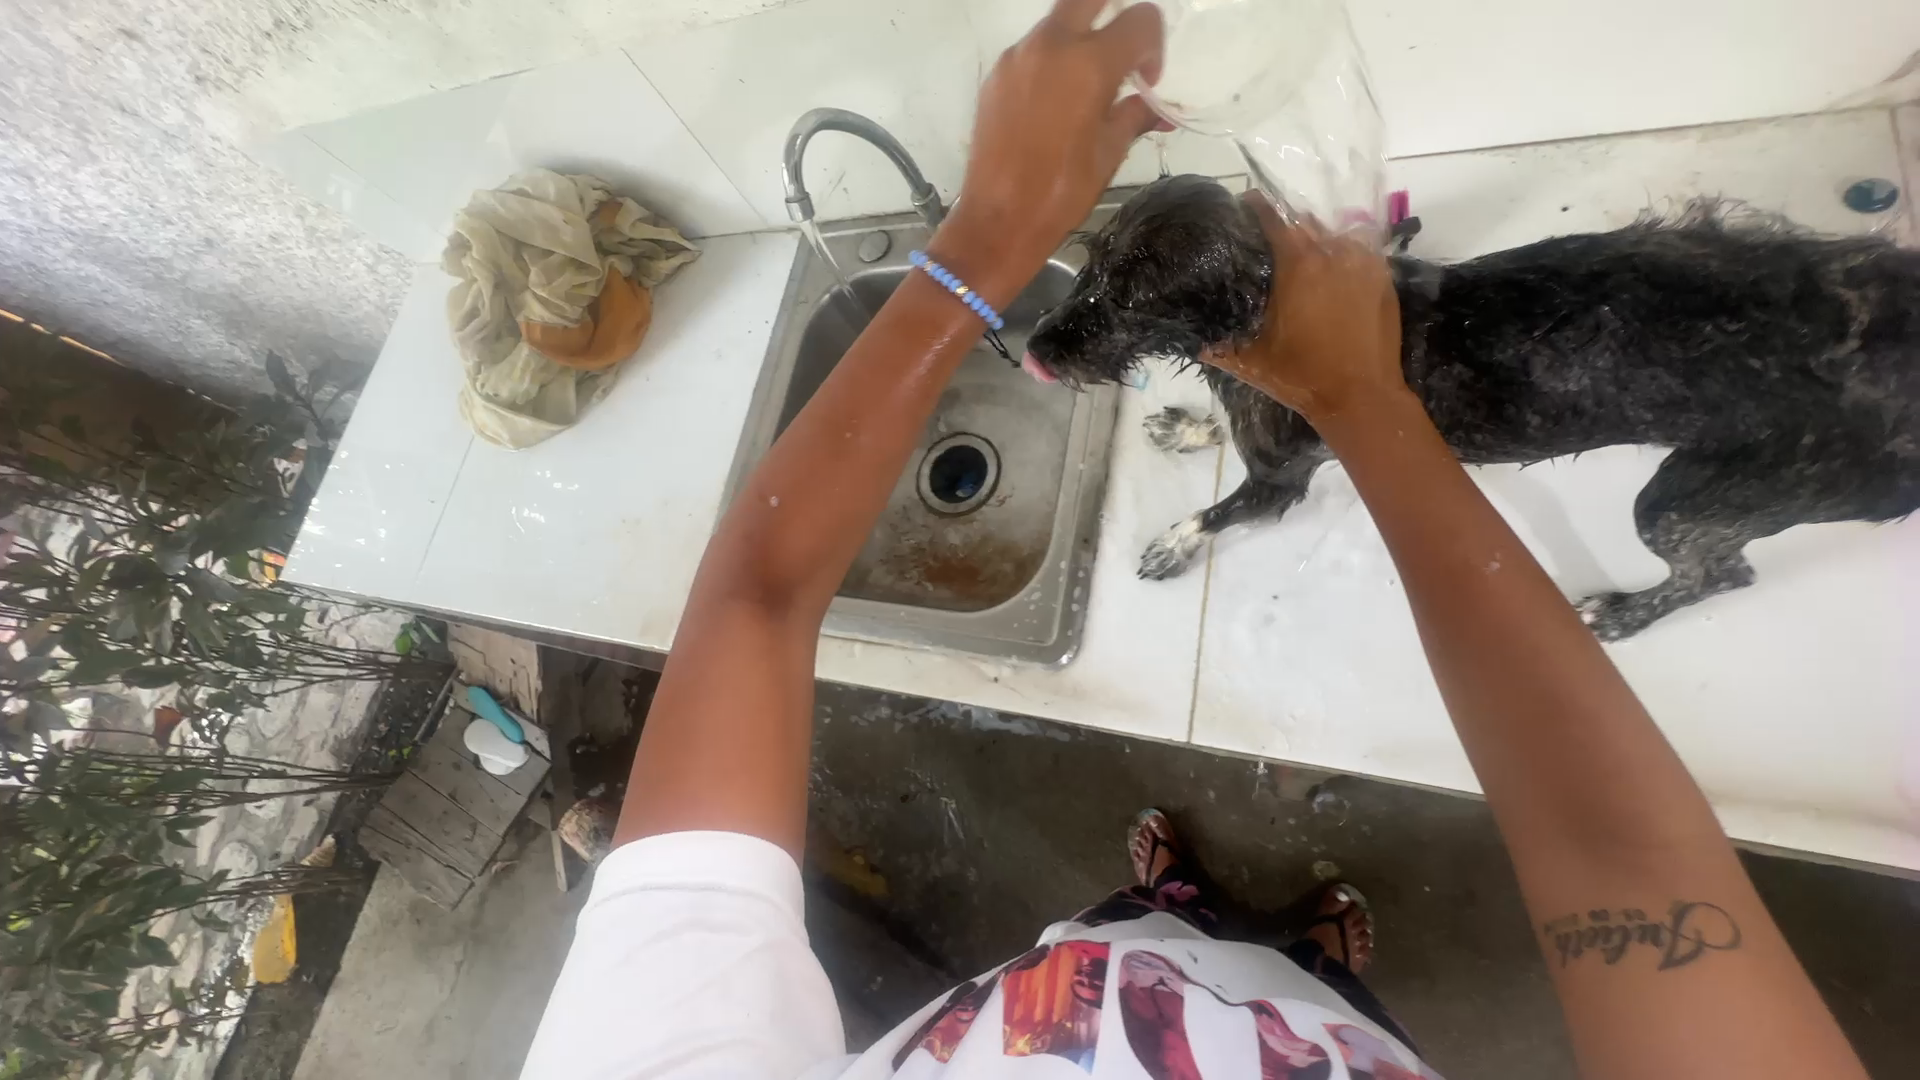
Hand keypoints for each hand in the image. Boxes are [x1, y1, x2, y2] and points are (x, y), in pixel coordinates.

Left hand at [930, 0, 1167, 301]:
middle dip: (1112, 17)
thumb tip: (1155, 109)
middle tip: (1118, 56)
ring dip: (1076, 44)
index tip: (1147, 79)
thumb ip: (1132, 117)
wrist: (998, 223)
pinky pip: (1029, 55)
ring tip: (1080, 94)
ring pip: (1056, 26)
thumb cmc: (1059, 196)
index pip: (1140, 20)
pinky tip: (1048, 111)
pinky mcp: (994, 78)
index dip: (1153, 46)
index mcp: (1089, 64)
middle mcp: (1051, 46)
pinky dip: (1047, 68)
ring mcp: (1017, 59)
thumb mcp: (1107, 157)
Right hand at [1204, 191, 1405, 424]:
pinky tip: (1328, 275)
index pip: (1273, 219)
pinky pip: (1357, 252)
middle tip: (1265, 241)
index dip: (1255, 208)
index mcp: (1298, 265)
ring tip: (1297, 258)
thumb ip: (1217, 347)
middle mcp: (1333, 253)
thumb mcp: (1250, 362)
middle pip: (1303, 222)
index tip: (1242, 205)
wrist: (1360, 395)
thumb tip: (1190, 340)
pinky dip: (1339, 256)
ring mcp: (1363, 262)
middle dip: (1283, 226)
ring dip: (1313, 240)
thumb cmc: (1301, 376)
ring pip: (1332, 235)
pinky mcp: (1382, 277)